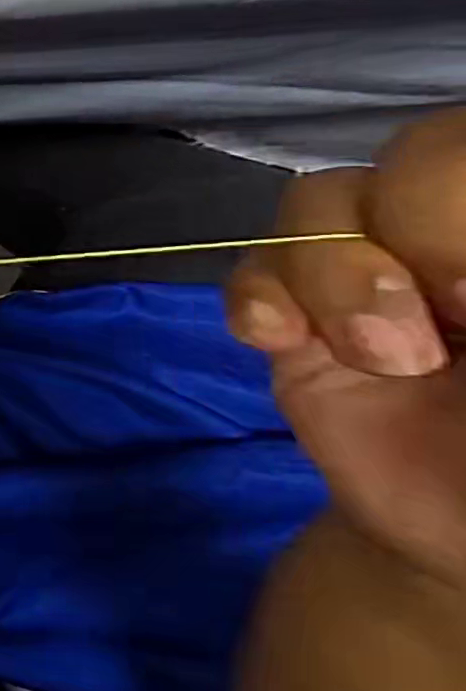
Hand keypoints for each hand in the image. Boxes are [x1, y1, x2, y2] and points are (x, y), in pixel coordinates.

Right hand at [226, 108, 465, 585]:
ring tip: (383, 359)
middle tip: (451, 316)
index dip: (463, 201)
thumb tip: (443, 274)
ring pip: (319, 201)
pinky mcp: (288, 309)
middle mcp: (450, 237)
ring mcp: (366, 270)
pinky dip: (256, 299)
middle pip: (414, 155)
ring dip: (334, 275)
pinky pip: (247, 267)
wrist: (459, 535)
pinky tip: (278, 343)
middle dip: (413, 228)